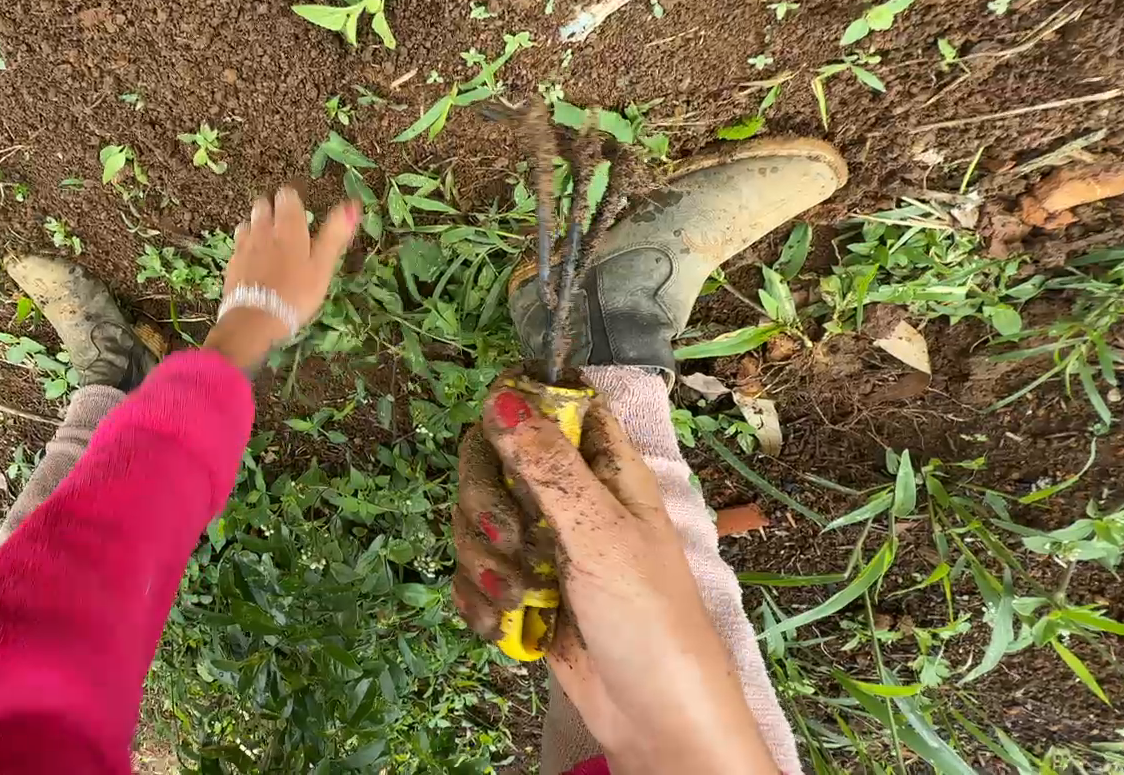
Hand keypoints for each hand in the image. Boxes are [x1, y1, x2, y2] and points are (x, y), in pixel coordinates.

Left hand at [204, 187, 357, 371]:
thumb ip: (335, 235)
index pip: (286, 196)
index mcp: (288, 227)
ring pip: (248, 223)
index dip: (292, 200)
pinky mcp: (232, 263)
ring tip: (268, 243)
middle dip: (272, 210)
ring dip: (257, 227)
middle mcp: (263, 229)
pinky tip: (254, 262)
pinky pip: (239, 245)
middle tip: (284, 227)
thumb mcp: (322, 266)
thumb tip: (352, 205)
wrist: (255, 320)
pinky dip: (247, 247)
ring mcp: (244, 245)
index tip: (299, 211)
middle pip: (263, 205)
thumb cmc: (296, 293)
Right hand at [452, 387, 777, 774]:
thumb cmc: (649, 619)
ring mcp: (536, 540)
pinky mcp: (515, 584)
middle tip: (509, 537)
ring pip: (473, 514)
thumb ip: (547, 464)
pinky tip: (503, 623)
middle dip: (485, 500)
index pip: (553, 400)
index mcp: (600, 466)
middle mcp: (563, 493)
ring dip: (485, 559)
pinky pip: (469, 567)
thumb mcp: (601, 534)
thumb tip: (498, 394)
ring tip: (519, 598)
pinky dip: (478, 597)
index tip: (494, 427)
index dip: (520, 400)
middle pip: (492, 456)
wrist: (654, 728)